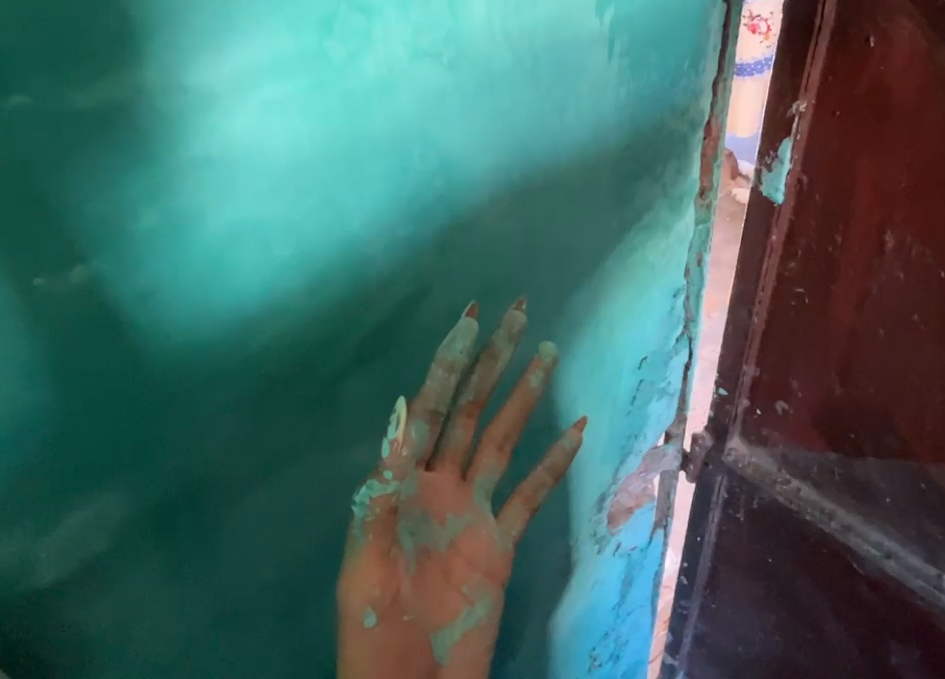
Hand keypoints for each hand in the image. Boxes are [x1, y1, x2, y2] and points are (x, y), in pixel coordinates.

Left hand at [337, 301, 585, 678]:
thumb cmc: (376, 632)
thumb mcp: (368, 562)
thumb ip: (386, 488)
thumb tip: (401, 408)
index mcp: (404, 484)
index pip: (430, 406)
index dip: (450, 362)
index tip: (472, 319)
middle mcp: (440, 484)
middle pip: (471, 408)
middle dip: (492, 361)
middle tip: (517, 312)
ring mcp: (472, 511)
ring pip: (502, 439)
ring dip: (525, 396)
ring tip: (548, 351)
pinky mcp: (499, 543)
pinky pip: (530, 494)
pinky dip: (554, 463)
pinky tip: (576, 431)